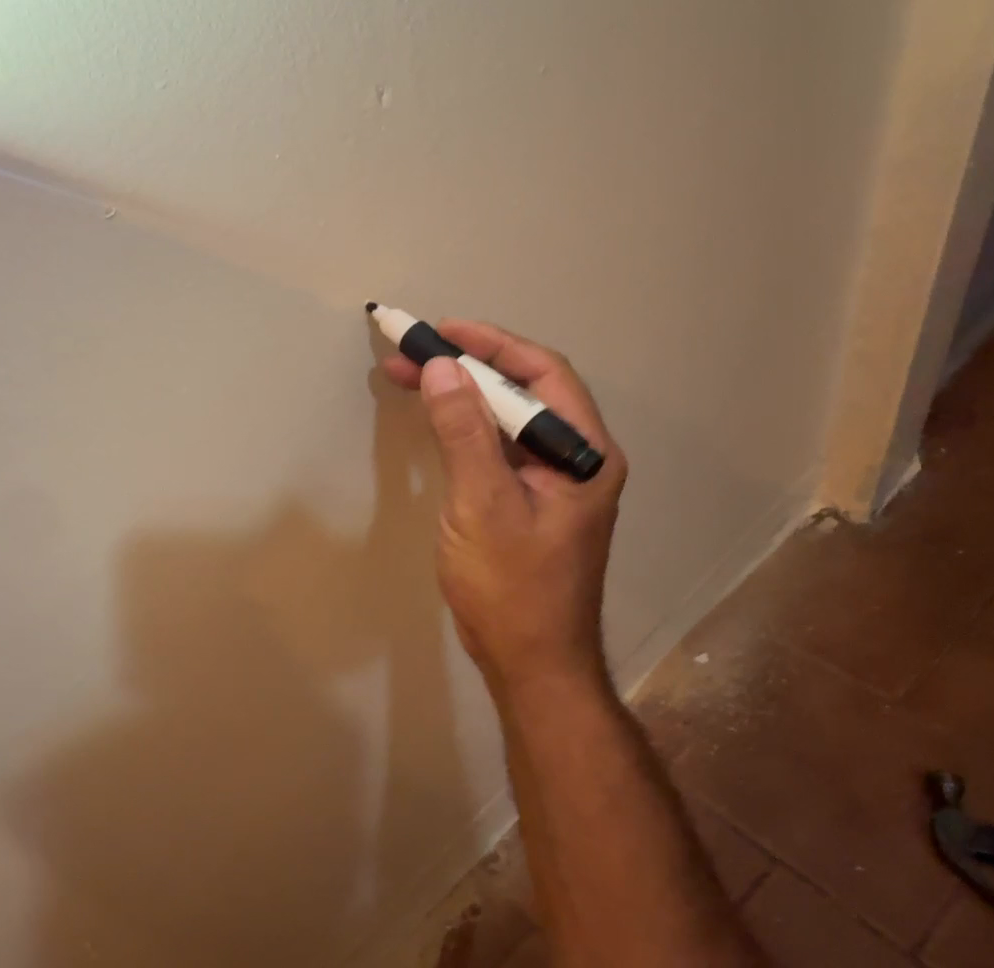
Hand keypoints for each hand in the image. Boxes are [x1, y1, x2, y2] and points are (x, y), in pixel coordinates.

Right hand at [381, 322, 627, 696]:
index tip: (440, 331)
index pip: (543, 374)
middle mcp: (576, 459)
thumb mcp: (483, 504)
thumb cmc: (512, 587)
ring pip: (506, 418)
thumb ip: (464, 433)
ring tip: (409, 376)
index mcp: (584, 454)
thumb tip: (445, 367)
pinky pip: (497, 447)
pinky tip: (434, 418)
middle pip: (522, 391)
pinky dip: (463, 426)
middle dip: (467, 367)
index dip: (491, 344)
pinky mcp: (529, 500)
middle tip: (411, 353)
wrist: (531, 662)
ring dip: (461, 394)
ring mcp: (553, 481)